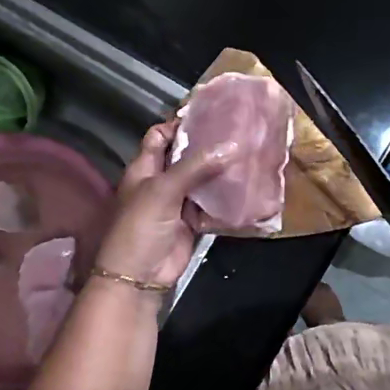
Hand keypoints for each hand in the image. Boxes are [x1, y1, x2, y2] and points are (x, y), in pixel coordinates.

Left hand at [93, 121, 231, 288]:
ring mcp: (177, 202)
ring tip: (249, 153)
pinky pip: (211, 205)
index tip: (210, 114)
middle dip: (207, 146)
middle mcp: (161, 181)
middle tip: (239, 131)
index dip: (179, 124)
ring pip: (201, 180)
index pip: (160, 136)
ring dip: (220, 171)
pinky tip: (246, 185)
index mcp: (145, 167)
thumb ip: (195, 167)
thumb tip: (231, 146)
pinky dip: (225, 197)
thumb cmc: (140, 225)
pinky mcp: (192, 222)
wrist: (139, 275)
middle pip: (185, 157)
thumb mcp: (163, 190)